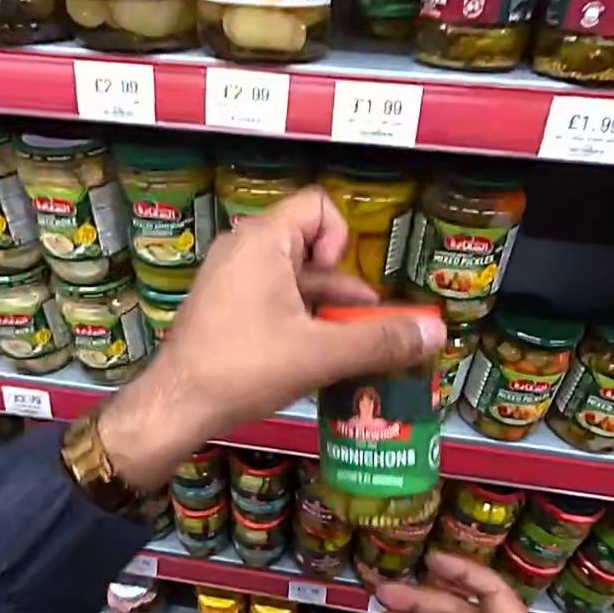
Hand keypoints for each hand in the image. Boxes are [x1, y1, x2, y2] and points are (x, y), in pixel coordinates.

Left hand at [97, 186, 445, 489]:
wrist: (176, 406)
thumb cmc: (245, 368)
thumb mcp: (319, 354)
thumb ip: (380, 341)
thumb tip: (437, 333)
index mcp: (263, 241)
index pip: (318, 206)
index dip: (342, 238)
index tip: (340, 285)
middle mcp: (244, 249)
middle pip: (311, 246)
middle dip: (344, 287)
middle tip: (364, 326)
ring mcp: (231, 279)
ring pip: (294, 279)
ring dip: (326, 308)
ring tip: (352, 347)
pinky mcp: (225, 306)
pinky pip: (273, 299)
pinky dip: (300, 319)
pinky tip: (318, 356)